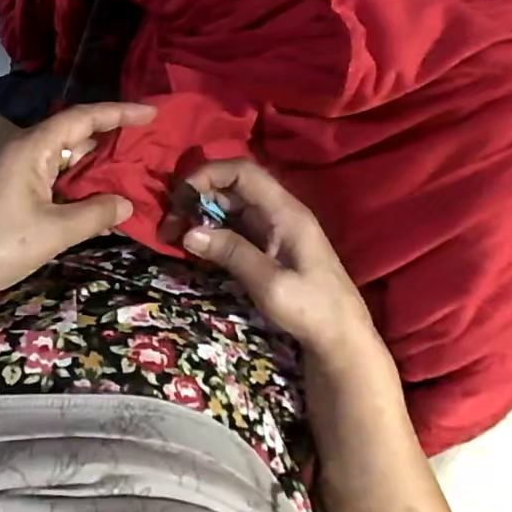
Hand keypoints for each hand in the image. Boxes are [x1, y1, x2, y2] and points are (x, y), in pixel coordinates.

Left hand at [0, 101, 155, 306]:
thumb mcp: (54, 232)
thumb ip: (96, 215)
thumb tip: (125, 204)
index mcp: (31, 147)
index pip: (82, 118)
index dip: (119, 113)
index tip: (151, 114)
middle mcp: (20, 148)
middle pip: (72, 132)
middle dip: (108, 136)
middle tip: (144, 144)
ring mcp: (10, 167)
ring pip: (60, 154)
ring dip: (90, 161)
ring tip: (126, 169)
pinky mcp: (5, 186)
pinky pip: (47, 172)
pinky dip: (72, 179)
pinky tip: (91, 195)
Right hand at [161, 159, 380, 361]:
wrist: (341, 339)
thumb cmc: (313, 310)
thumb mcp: (271, 284)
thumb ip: (232, 253)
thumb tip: (188, 232)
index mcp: (286, 212)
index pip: (243, 172)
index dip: (209, 174)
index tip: (180, 195)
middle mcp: (278, 213)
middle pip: (232, 187)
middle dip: (197, 197)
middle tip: (169, 223)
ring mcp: (273, 229)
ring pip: (229, 208)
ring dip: (200, 215)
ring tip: (173, 234)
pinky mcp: (267, 247)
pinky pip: (233, 228)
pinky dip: (210, 231)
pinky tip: (193, 245)